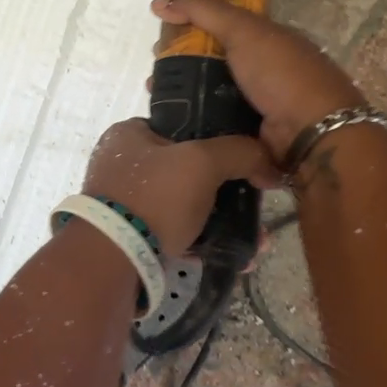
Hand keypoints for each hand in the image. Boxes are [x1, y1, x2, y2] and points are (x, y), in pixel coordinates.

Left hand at [83, 119, 277, 255]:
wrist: (117, 254)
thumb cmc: (155, 196)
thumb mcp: (200, 162)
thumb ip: (237, 153)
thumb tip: (269, 159)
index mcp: (127, 134)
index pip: (177, 130)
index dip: (214, 144)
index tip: (244, 165)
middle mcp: (122, 162)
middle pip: (186, 170)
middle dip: (226, 192)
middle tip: (255, 209)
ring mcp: (125, 197)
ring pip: (185, 204)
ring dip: (223, 220)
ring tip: (257, 241)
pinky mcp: (132, 231)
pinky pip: (177, 230)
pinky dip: (206, 240)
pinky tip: (237, 257)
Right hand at [150, 0, 366, 160]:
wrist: (315, 137)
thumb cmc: (283, 74)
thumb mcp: (243, 30)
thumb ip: (202, 10)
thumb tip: (159, 2)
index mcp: (272, 39)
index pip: (226, 21)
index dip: (194, 18)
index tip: (164, 22)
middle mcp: (267, 68)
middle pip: (214, 54)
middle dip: (182, 55)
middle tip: (156, 58)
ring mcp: (259, 100)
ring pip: (209, 86)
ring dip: (182, 85)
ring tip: (154, 86)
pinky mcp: (249, 130)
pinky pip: (212, 114)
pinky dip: (191, 111)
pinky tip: (168, 108)